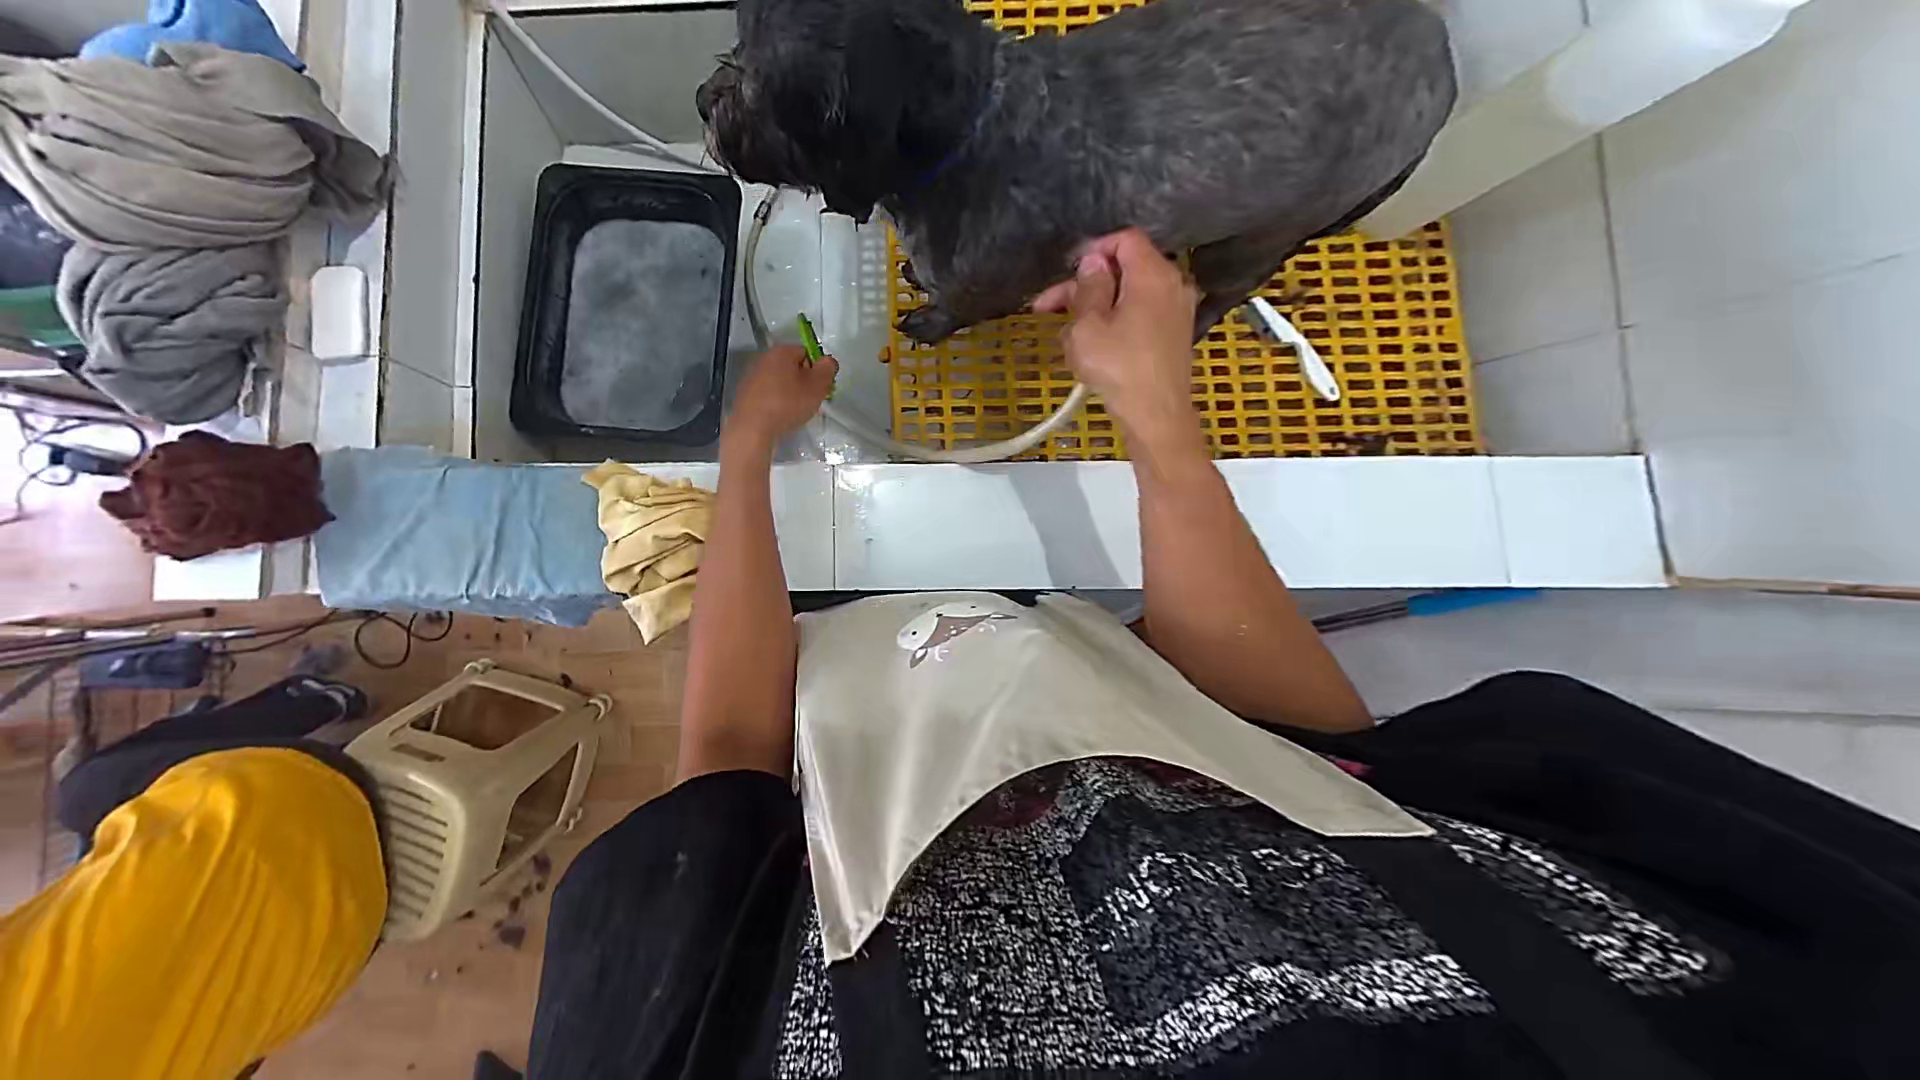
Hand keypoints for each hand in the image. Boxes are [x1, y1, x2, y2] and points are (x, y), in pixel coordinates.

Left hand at [726, 345, 838, 448]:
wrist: (753, 428)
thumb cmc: (788, 403)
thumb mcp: (818, 386)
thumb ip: (827, 369)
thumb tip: (827, 361)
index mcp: (782, 351)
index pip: (807, 352)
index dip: (817, 369)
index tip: (820, 387)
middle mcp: (764, 358)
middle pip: (792, 367)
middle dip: (803, 381)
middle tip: (810, 399)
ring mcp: (752, 376)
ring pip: (779, 381)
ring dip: (789, 393)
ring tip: (795, 410)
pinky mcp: (745, 394)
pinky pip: (768, 394)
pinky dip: (776, 402)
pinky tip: (779, 416)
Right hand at [1032, 229, 1200, 441]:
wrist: (1156, 416)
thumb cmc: (1120, 370)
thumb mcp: (1088, 326)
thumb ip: (1089, 287)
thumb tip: (1093, 263)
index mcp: (1153, 275)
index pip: (1125, 239)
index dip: (1093, 249)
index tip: (1067, 272)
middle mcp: (1173, 285)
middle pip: (1125, 269)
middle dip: (1085, 285)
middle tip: (1049, 306)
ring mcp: (1177, 311)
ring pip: (1130, 295)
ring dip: (1096, 309)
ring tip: (1066, 337)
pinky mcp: (1174, 335)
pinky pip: (1141, 316)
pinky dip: (1115, 323)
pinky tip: (1091, 347)